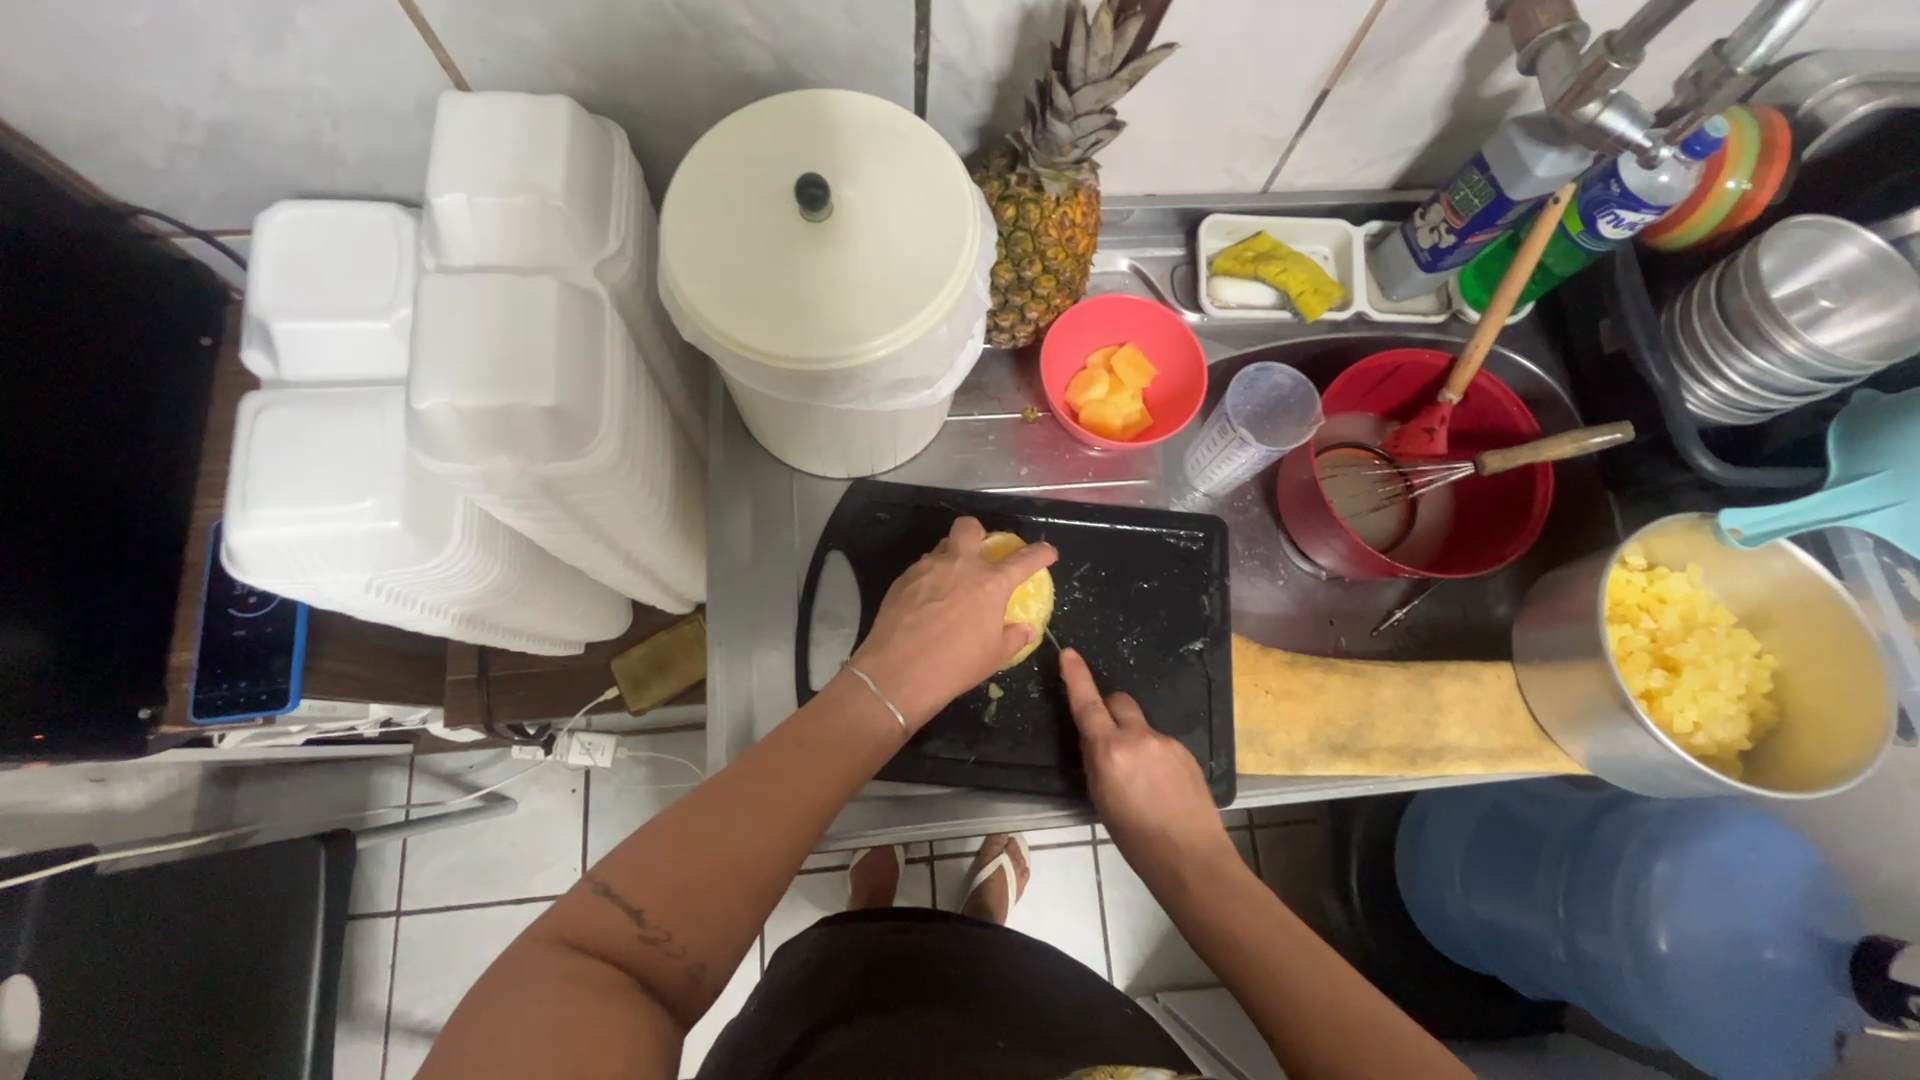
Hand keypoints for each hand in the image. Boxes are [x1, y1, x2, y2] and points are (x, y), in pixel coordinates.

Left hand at [848, 516, 1055, 730]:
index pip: (1024, 559)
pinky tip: (926, 602)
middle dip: (978, 533)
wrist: (898, 671)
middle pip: (969, 527)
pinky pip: (921, 568)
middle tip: (980, 554)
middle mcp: (960, 565)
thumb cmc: (955, 665)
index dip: (1040, 553)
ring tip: (950, 583)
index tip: (1047, 552)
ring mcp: (928, 568)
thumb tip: (1026, 629)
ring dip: (951, 557)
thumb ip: (1013, 638)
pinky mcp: (903, 579)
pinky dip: (929, 578)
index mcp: (990, 583)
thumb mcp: (994, 657)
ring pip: (942, 547)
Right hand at [1060, 648, 1236, 868]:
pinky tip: (1161, 787)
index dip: (1076, 677)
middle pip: (1119, 701)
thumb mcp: (1100, 798)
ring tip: (1140, 781)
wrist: (1191, 857)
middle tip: (1107, 738)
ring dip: (1134, 740)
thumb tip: (1095, 740)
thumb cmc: (1135, 838)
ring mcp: (1167, 742)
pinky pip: (1161, 743)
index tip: (1069, 653)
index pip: (1087, 704)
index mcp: (1110, 751)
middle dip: (1109, 710)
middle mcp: (1139, 737)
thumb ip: (1095, 761)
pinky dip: (1154, 756)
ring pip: (1141, 726)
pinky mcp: (1186, 752)